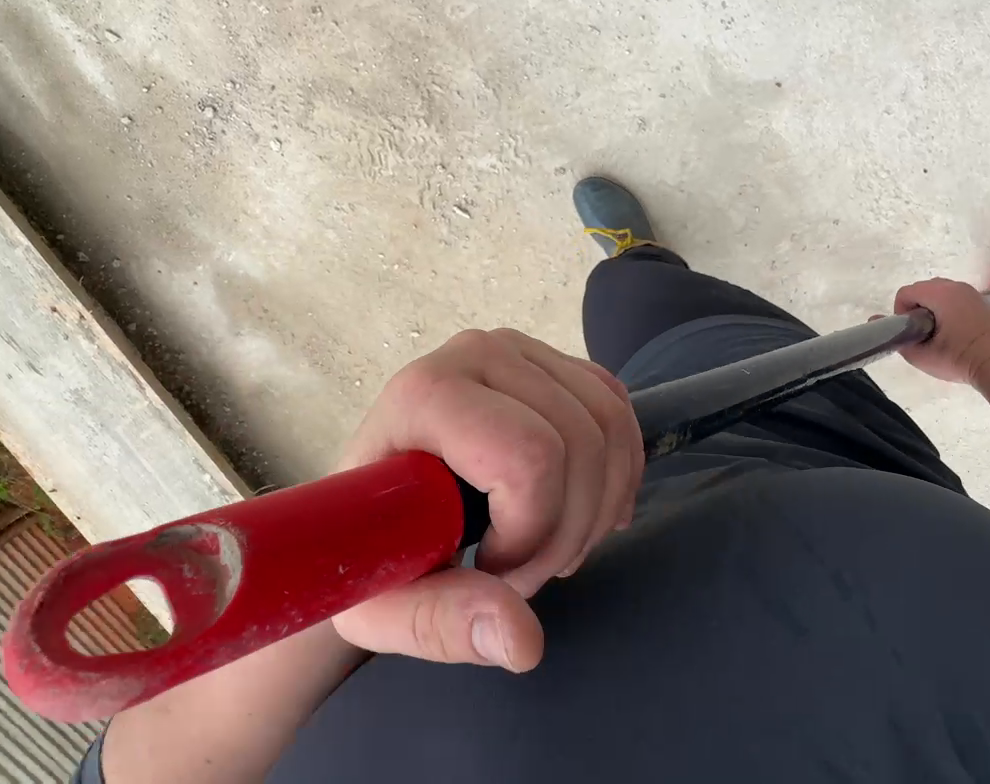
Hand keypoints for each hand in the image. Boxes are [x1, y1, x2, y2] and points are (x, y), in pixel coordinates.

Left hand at [330, 329, 642, 672]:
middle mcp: (478, 352)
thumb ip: (440, 625)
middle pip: (581, 443)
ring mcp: (520, 350)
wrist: (378, 507)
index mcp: (425, 393)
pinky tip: (586, 511)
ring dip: (596, 509)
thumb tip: (523, 639)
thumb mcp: (381, 608)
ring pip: (610, 427)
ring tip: (548, 545)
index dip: (531, 534)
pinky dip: (618, 472)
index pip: (529, 457)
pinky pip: (618, 409)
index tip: (487, 567)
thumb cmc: (371, 549)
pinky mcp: (553, 363)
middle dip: (567, 532)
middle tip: (520, 571)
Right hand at [891, 279, 989, 405]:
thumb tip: (874, 321)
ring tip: (940, 335)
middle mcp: (956, 287)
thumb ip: (895, 337)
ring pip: (940, 293)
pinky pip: (957, 300)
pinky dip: (950, 311)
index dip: (901, 313)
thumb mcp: (920, 355)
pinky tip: (956, 334)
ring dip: (933, 310)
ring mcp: (972, 293)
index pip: (906, 293)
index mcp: (940, 293)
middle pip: (923, 289)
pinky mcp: (983, 303)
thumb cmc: (959, 359)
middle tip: (923, 335)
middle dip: (917, 309)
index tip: (910, 333)